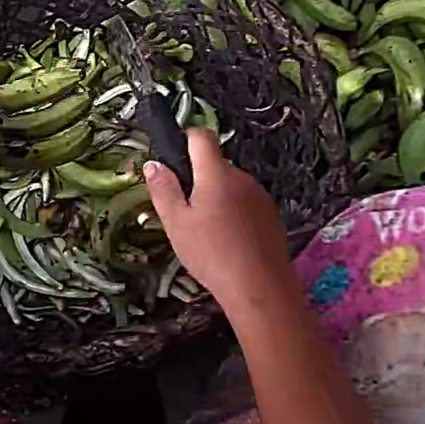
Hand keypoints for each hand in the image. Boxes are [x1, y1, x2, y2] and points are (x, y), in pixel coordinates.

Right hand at [144, 128, 301, 318]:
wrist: (260, 288)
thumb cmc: (212, 254)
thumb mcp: (176, 223)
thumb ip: (164, 190)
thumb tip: (153, 164)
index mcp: (216, 174)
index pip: (201, 136)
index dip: (186, 139)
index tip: (175, 161)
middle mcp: (241, 177)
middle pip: (215, 165)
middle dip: (199, 180)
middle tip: (185, 213)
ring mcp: (260, 196)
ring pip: (231, 186)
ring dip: (217, 198)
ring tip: (206, 233)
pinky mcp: (271, 215)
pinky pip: (246, 203)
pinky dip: (234, 214)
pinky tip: (228, 242)